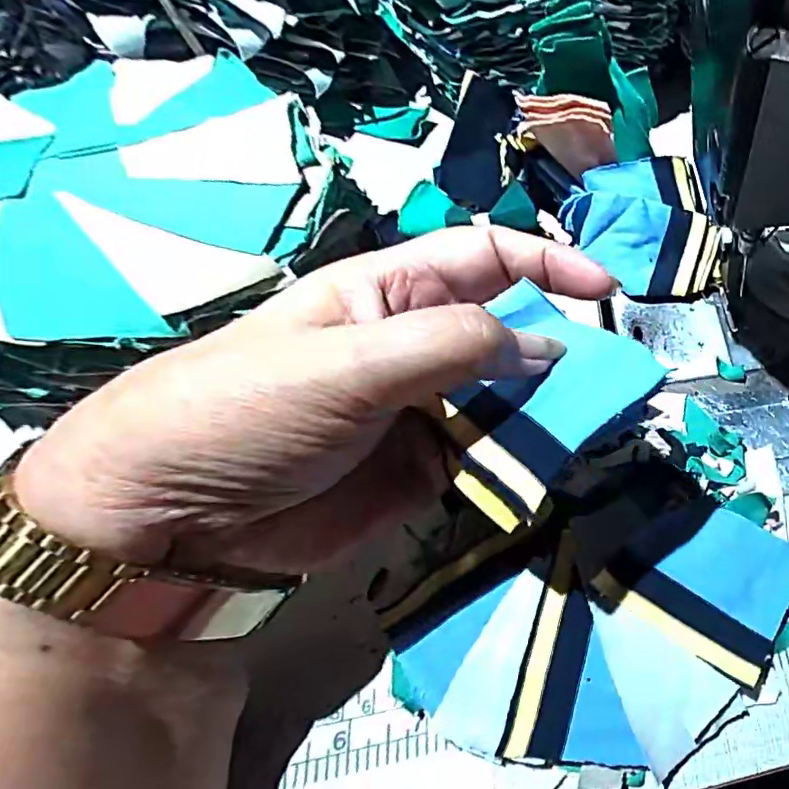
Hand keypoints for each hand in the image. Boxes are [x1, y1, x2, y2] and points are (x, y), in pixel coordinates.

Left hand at [13, 227, 615, 585]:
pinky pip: (508, 447)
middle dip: (571, 340)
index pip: (487, 257)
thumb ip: (455, 344)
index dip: (550, 263)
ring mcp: (437, 407)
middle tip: (617, 370)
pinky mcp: (444, 462)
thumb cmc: (240, 417)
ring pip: (523, 392)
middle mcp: (424, 346)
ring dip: (564, 401)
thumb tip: (550, 348)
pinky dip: (540, 450)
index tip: (606, 288)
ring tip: (605, 416)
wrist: (171, 531)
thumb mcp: (346, 364)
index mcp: (391, 295)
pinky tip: (562, 455)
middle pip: (519, 328)